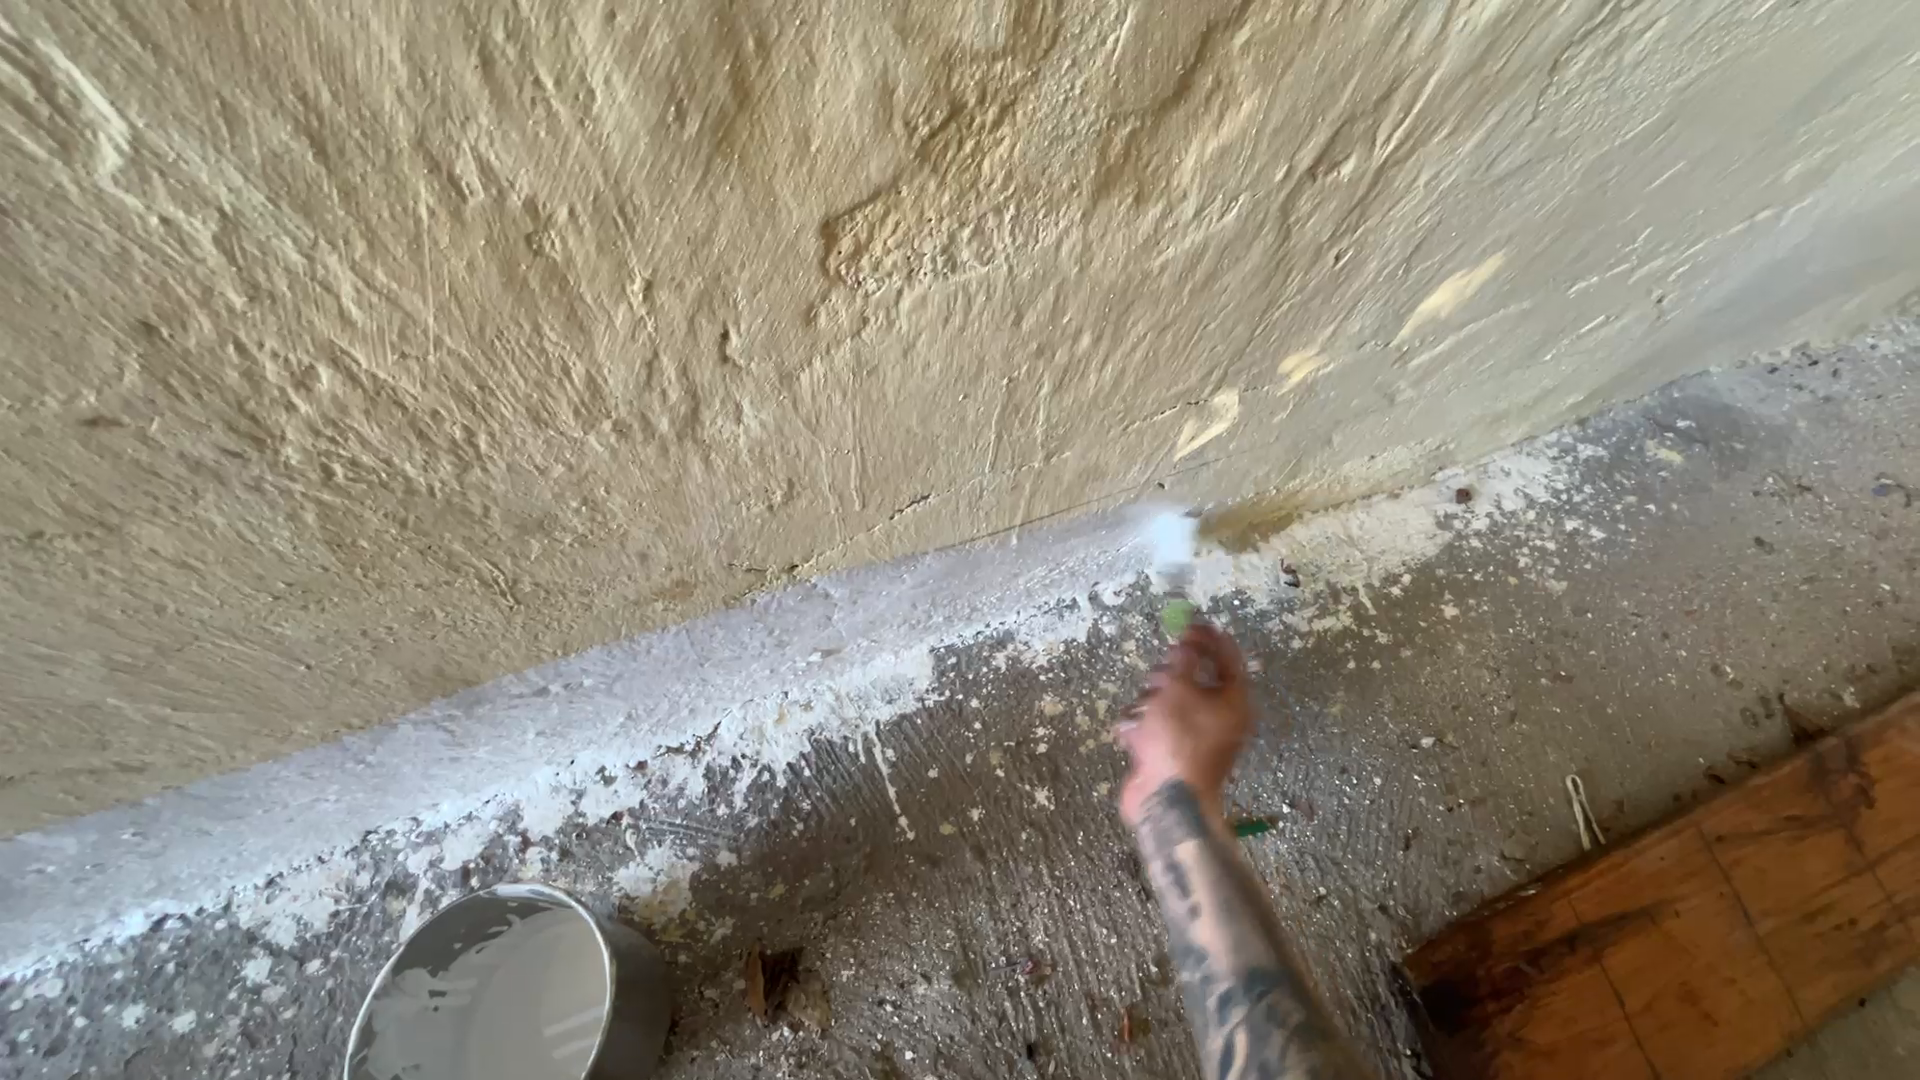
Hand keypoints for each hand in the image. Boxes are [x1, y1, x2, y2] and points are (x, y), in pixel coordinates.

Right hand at [1115, 621, 1251, 828]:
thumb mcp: (1179, 689)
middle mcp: (1217, 717)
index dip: (1209, 638)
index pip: (1227, 659)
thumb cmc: (1178, 739)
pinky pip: (1152, 725)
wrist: (1166, 799)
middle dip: (1167, 676)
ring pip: (1165, 700)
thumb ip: (1184, 660)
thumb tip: (1190, 637)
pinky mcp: (1168, 750)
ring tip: (1142, 714)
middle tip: (1157, 678)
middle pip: (1191, 679)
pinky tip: (1133, 734)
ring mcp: (1191, 736)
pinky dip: (1140, 726)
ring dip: (1148, 702)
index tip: (1191, 621)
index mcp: (1232, 702)